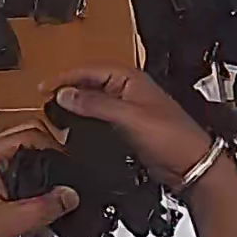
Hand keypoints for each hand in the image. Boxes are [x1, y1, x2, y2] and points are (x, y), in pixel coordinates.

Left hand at [0, 128, 79, 236]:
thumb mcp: (8, 223)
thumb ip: (43, 208)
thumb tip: (69, 196)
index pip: (31, 132)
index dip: (54, 145)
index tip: (70, 162)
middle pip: (27, 143)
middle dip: (49, 157)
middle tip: (68, 174)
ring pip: (21, 161)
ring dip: (40, 173)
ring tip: (56, 191)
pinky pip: (13, 177)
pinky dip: (29, 186)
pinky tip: (37, 205)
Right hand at [49, 67, 215, 184]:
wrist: (192, 166)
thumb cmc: (173, 138)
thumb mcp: (130, 118)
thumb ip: (96, 105)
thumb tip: (66, 94)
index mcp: (131, 78)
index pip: (90, 70)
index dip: (66, 77)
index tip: (45, 86)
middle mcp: (128, 90)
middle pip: (90, 83)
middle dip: (68, 89)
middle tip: (46, 98)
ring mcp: (128, 109)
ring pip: (94, 101)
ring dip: (75, 105)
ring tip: (55, 112)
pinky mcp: (128, 128)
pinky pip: (100, 119)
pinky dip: (85, 121)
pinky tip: (76, 129)